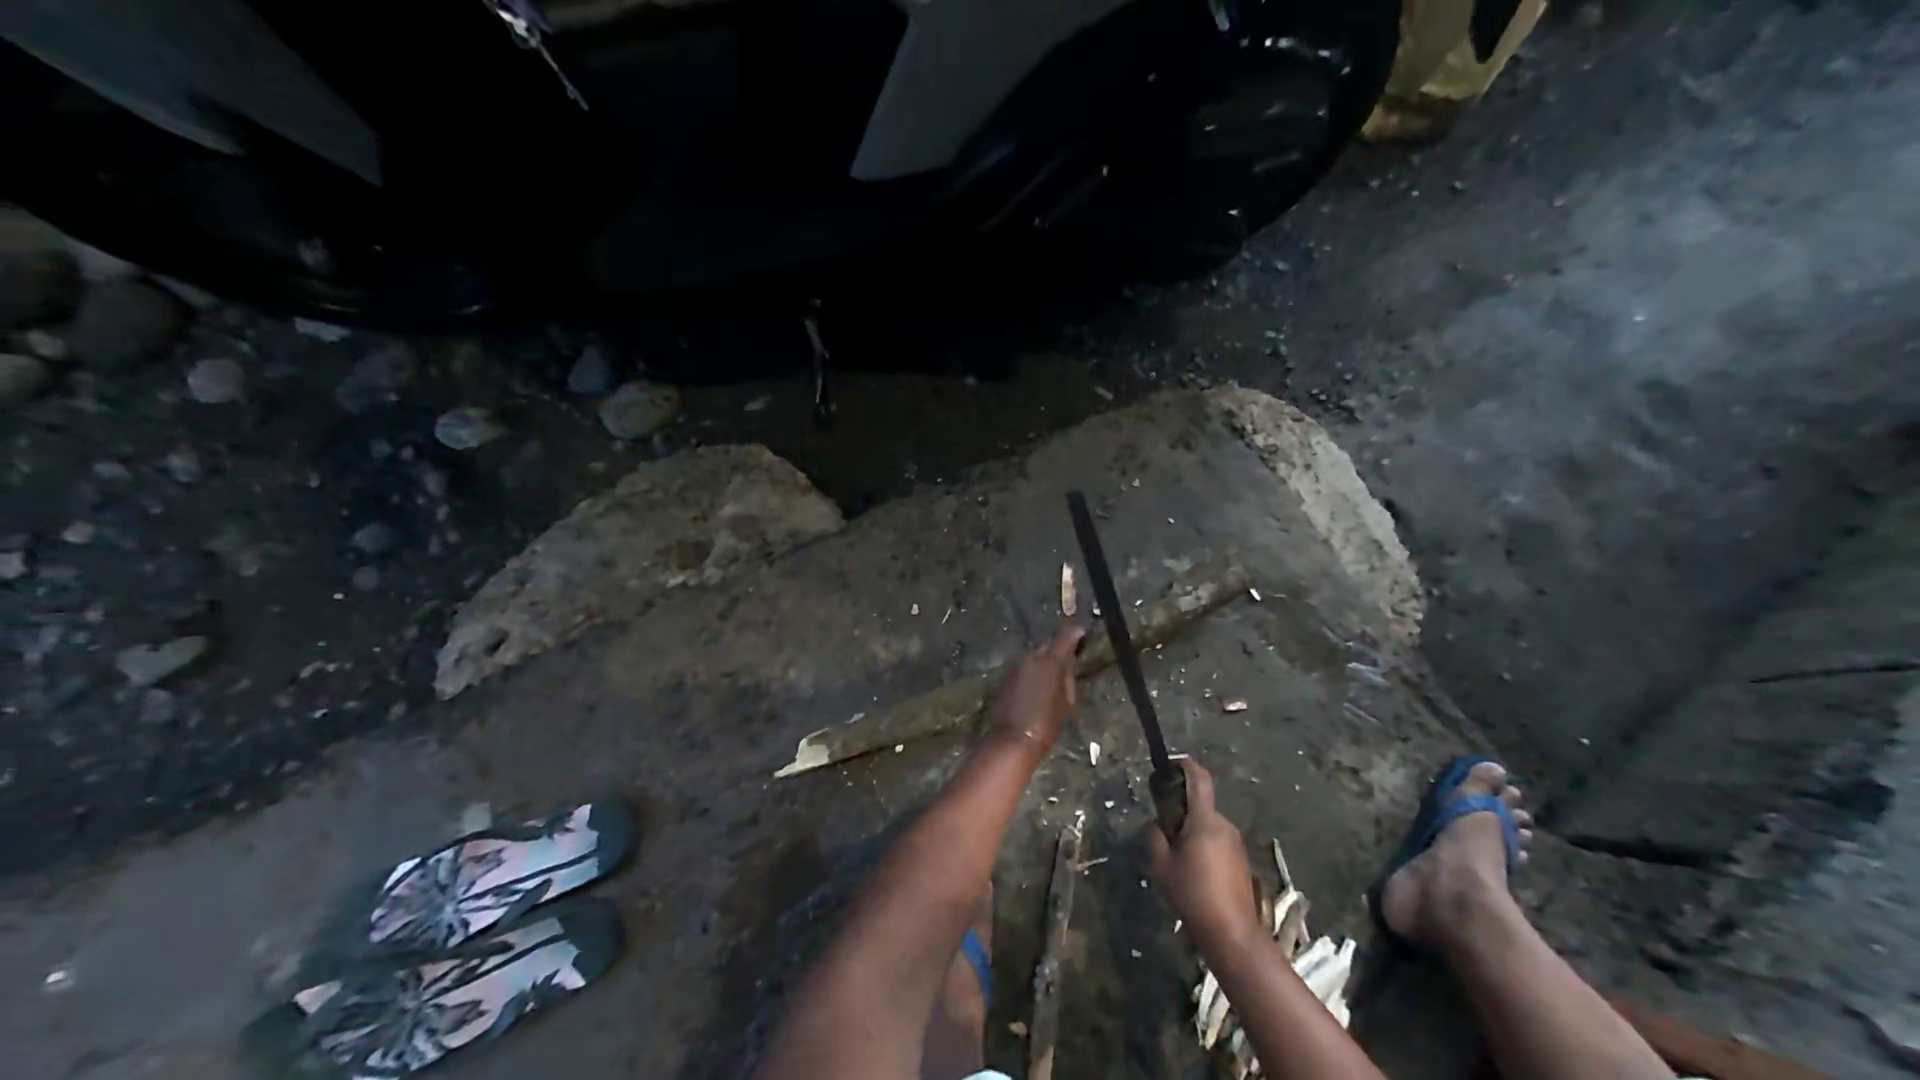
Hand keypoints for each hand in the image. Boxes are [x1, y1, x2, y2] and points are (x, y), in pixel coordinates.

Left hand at [984, 623, 1085, 758]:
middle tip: (1070, 655)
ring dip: (1045, 658)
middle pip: (1048, 644)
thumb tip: (1068, 663)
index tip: (1083, 631)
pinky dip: (1035, 668)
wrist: (1014, 738)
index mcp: (1050, 660)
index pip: (1065, 636)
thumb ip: (1068, 677)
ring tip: (1056, 670)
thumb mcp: (1067, 701)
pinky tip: (1041, 681)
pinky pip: (1026, 666)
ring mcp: (1018, 666)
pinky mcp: (1008, 676)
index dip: (1075, 632)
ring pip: (1035, 655)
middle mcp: (1032, 657)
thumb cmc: (1047, 722)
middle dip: (1058, 647)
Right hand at [1148, 759, 1260, 950]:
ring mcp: (1236, 843)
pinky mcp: (1241, 860)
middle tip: (1165, 835)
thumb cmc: (1193, 894)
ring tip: (1179, 861)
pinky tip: (1196, 874)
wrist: (1232, 933)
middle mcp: (1224, 825)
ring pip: (1208, 826)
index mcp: (1204, 821)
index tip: (1172, 764)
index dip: (1186, 765)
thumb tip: (1158, 824)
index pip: (1199, 779)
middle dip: (1182, 814)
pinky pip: (1218, 842)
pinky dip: (1205, 848)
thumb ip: (1155, 836)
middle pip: (1200, 807)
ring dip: (1193, 833)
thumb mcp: (1161, 864)